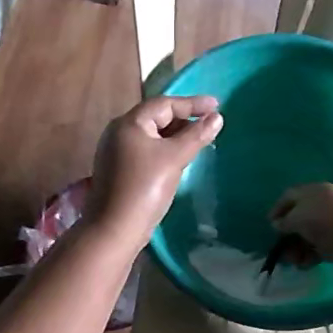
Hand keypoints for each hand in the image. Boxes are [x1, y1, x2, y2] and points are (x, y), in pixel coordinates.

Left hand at [86, 95, 222, 244]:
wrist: (115, 229)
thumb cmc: (145, 188)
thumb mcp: (174, 158)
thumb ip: (196, 135)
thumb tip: (216, 118)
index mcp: (128, 123)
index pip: (163, 104)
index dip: (192, 103)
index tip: (217, 105)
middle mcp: (117, 133)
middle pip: (155, 118)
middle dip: (183, 119)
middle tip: (209, 123)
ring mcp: (115, 152)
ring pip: (150, 136)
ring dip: (175, 136)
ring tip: (198, 140)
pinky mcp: (117, 170)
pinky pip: (145, 151)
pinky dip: (164, 150)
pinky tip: (178, 159)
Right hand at [268, 183, 332, 272]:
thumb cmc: (328, 223)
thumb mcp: (298, 218)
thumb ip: (285, 221)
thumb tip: (278, 224)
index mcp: (314, 191)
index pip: (289, 196)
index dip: (277, 210)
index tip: (270, 226)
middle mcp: (324, 203)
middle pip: (299, 217)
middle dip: (287, 235)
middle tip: (281, 251)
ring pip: (309, 234)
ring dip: (298, 248)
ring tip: (295, 262)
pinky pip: (320, 245)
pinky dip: (311, 254)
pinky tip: (307, 264)